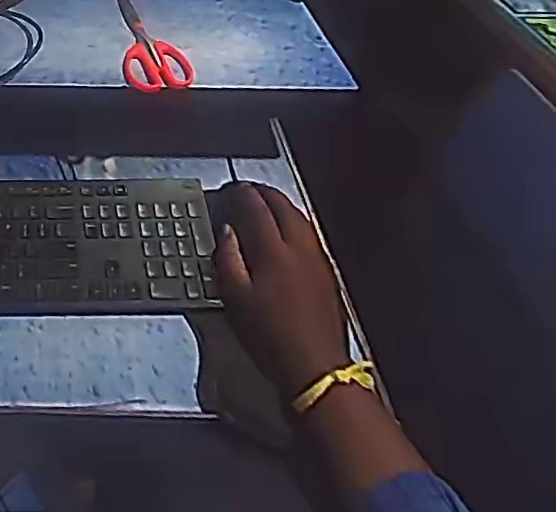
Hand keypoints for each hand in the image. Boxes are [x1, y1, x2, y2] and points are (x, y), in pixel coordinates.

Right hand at [215, 182, 349, 392]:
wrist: (316, 368)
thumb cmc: (270, 334)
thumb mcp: (235, 296)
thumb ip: (228, 257)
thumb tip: (227, 231)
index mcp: (274, 252)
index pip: (258, 209)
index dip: (244, 194)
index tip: (233, 188)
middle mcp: (300, 250)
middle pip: (285, 208)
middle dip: (266, 193)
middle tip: (250, 189)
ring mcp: (318, 261)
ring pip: (302, 219)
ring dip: (283, 205)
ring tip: (267, 203)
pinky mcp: (328, 274)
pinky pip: (310, 235)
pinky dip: (295, 222)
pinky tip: (286, 230)